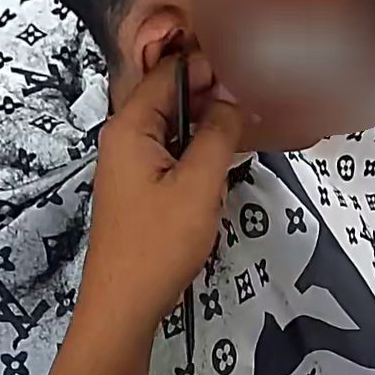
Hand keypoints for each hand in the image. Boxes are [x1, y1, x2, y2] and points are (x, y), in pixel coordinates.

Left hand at [78, 53, 246, 336]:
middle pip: (170, 100)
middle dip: (210, 103)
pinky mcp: (138, 192)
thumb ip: (219, 135)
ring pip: (174, 132)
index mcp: (130, 127)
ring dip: (206, 135)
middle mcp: (123, 140)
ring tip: (238, 144)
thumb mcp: (198, 186)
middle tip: (251, 113)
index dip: (209, 69)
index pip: (169, 74)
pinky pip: (170, 160)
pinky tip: (216, 176)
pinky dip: (195, 160)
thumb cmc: (158, 245)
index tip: (248, 79)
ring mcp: (129, 167)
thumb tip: (235, 101)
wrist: (125, 304)